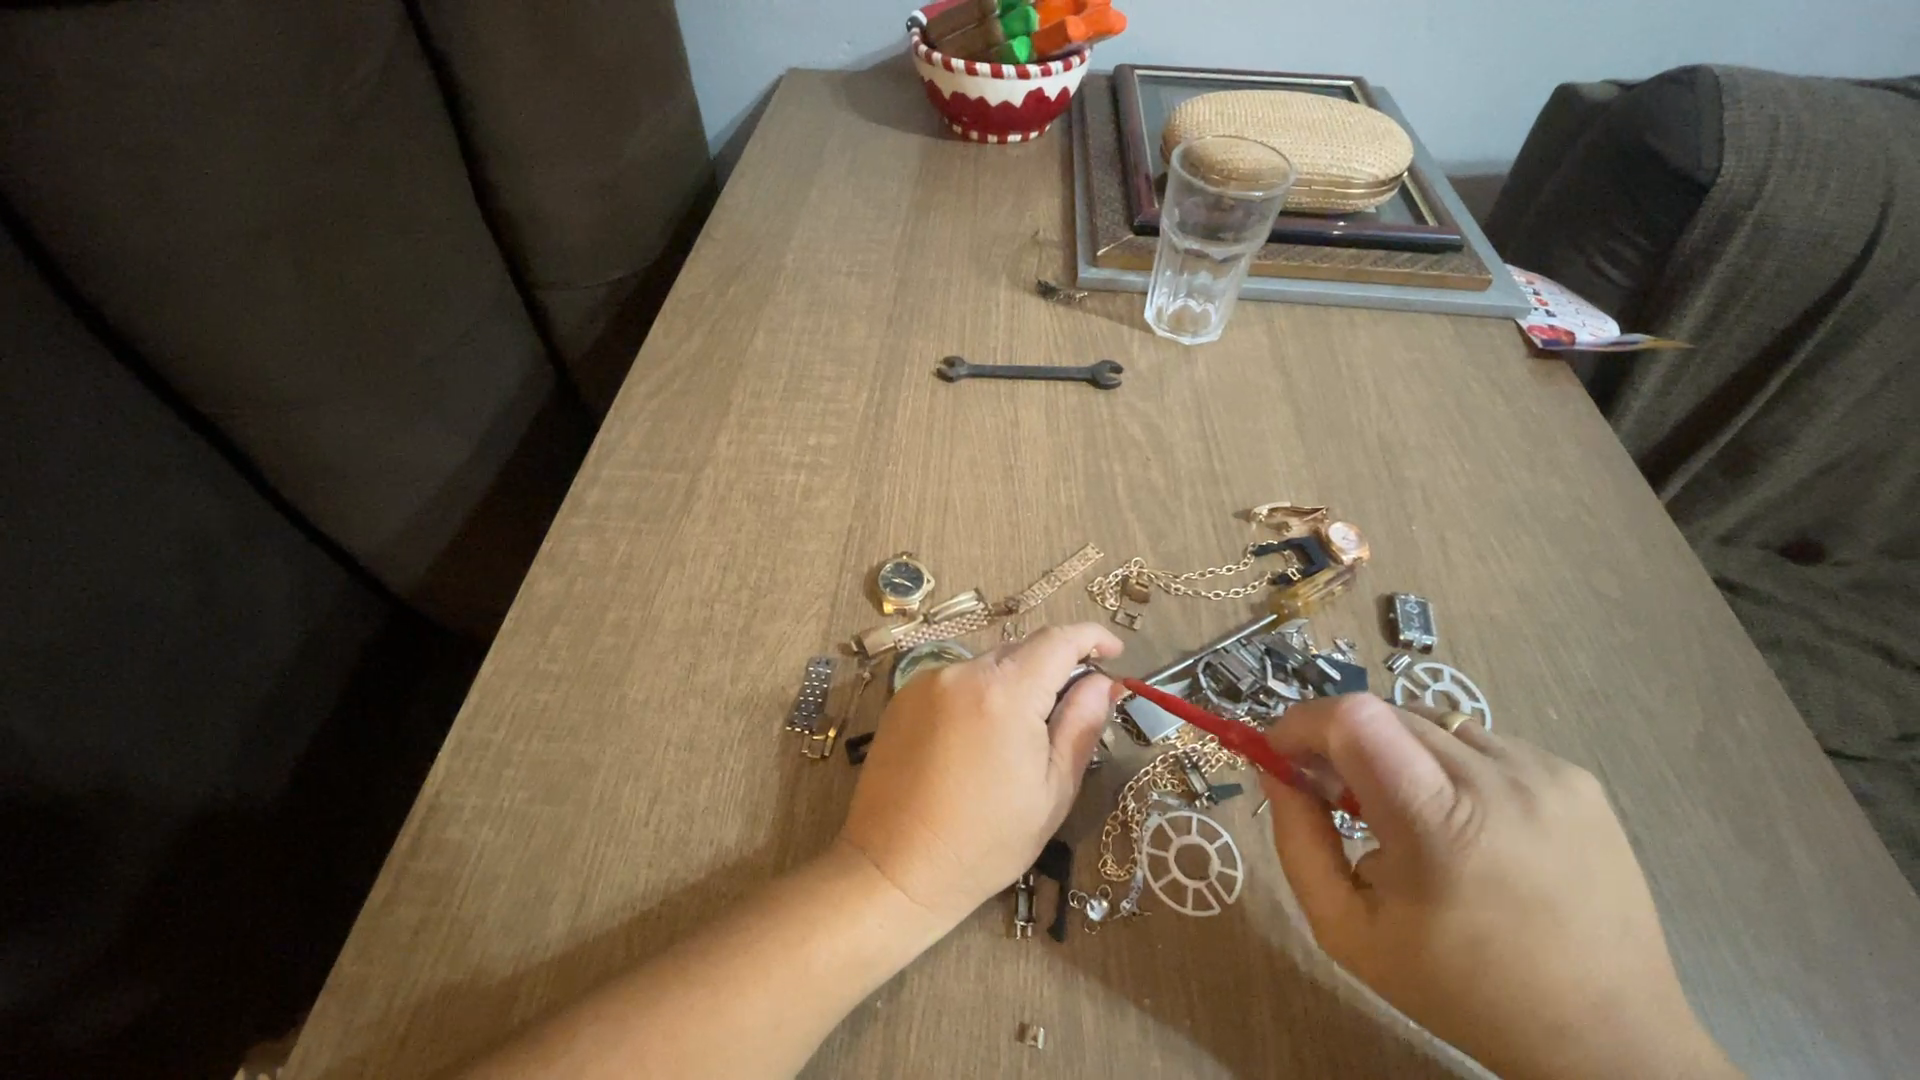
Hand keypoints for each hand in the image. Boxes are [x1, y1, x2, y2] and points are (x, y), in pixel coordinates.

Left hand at [838, 623, 1121, 926]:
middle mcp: (963, 673)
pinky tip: (977, 741)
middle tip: (1071, 709)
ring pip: (988, 665)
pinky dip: (979, 695)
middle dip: (1054, 668)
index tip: (1114, 652)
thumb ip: (1080, 725)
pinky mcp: (902, 697)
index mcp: (1005, 693)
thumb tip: (1103, 682)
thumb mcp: (1052, 791)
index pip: (1058, 639)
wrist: (895, 867)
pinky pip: (956, 680)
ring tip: (1019, 736)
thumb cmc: (985, 842)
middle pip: (1022, 649)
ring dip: (1014, 684)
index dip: (1092, 637)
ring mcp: (927, 682)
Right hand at [1263, 695, 1740, 1079]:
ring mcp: (1546, 773)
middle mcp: (1499, 780)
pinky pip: (1482, 743)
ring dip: (1396, 750)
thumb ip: (1297, 840)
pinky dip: (1449, 764)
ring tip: (1404, 810)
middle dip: (1340, 740)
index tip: (1284, 754)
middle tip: (1331, 790)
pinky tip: (1464, 820)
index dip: (1305, 721)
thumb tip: (1276, 771)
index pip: (1356, 717)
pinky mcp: (1575, 777)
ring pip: (1432, 722)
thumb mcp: (1347, 929)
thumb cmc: (1459, 989)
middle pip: (1386, 713)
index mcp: (1441, 824)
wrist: (1605, 1034)